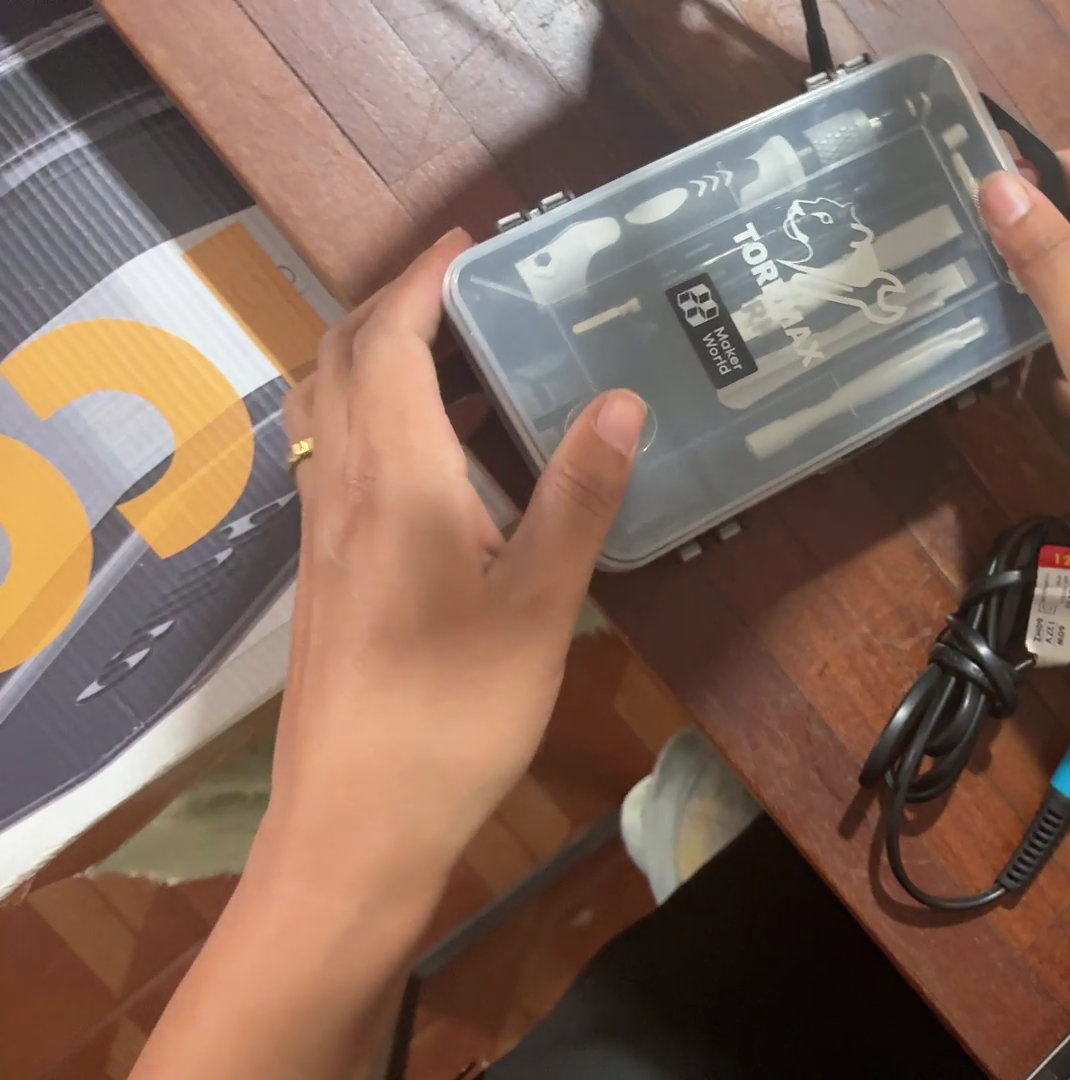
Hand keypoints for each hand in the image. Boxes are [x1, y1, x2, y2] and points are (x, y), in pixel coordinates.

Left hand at [270, 229, 643, 890]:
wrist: (362, 819)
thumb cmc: (460, 705)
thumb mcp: (541, 597)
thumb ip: (579, 494)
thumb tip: (620, 401)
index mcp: (396, 483)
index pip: (387, 346)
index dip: (422, 282)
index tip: (474, 243)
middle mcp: (345, 491)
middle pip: (341, 364)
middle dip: (396, 307)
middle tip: (476, 292)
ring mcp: (329, 534)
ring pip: (336, 413)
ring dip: (386, 361)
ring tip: (471, 357)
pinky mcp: (336, 571)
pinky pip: (350, 460)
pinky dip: (388, 420)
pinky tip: (452, 456)